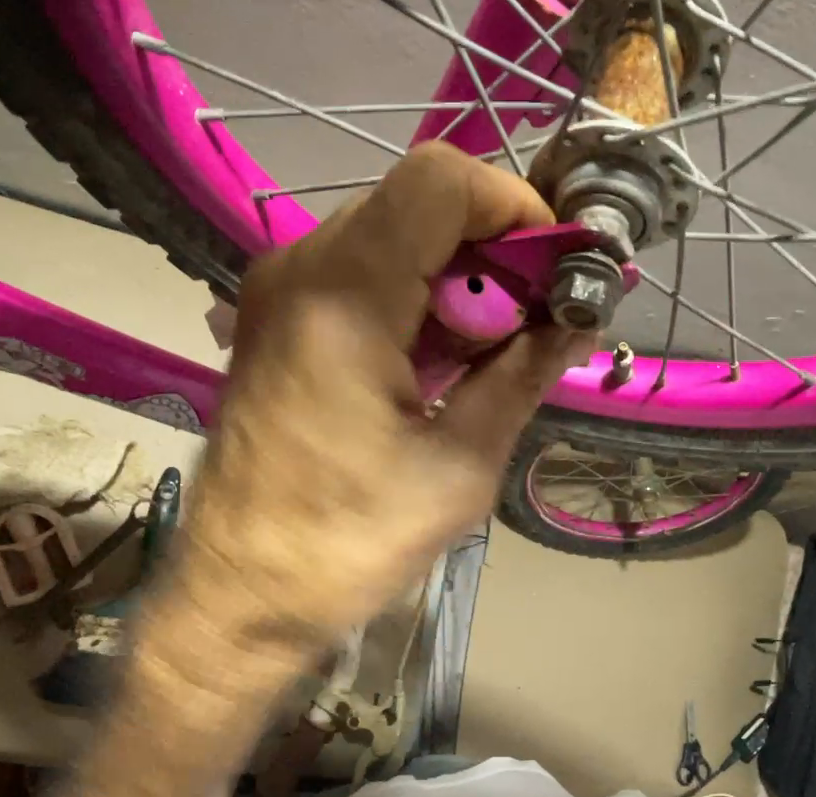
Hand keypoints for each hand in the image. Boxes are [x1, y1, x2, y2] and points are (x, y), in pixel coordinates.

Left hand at [166, 143, 595, 653]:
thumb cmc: (348, 545)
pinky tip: (435, 367)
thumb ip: (521, 375)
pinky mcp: (271, 323)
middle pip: (416, 206)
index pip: (441, 181)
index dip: (514, 207)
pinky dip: (411, 301)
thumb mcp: (458, 467)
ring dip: (453, 280)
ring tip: (485, 357)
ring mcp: (275, 293)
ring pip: (389, 237)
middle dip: (490, 251)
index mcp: (346, 297)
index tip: (553, 269)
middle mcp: (299, 271)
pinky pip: (357, 276)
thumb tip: (574, 321)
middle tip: (529, 326)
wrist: (240, 596)